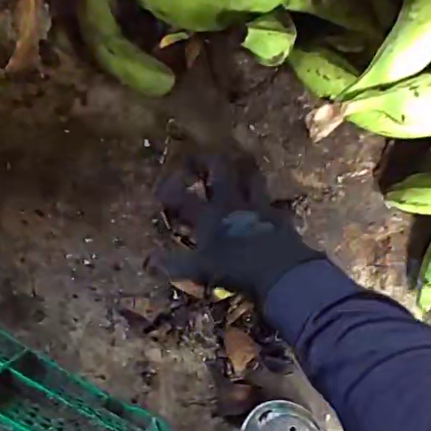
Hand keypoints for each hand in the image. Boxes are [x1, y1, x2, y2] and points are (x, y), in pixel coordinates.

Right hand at [158, 154, 323, 299]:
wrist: (280, 272)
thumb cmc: (234, 269)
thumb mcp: (198, 270)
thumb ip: (174, 265)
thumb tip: (150, 261)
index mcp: (208, 216)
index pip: (183, 196)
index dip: (170, 190)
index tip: (161, 190)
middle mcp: (232, 204)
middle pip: (220, 170)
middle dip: (207, 160)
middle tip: (198, 159)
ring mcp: (258, 207)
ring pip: (250, 177)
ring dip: (242, 170)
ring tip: (237, 167)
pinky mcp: (279, 218)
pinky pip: (272, 202)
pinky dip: (266, 201)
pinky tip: (265, 204)